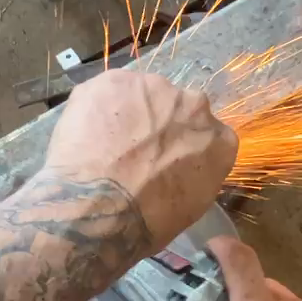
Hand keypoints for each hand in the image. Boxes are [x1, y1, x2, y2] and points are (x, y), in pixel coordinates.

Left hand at [43, 70, 236, 245]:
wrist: (99, 206)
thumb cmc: (147, 220)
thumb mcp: (190, 206)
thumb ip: (193, 174)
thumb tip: (177, 168)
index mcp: (218, 139)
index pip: (205, 135)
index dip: (179, 145)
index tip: (161, 159)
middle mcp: (194, 105)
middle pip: (173, 108)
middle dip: (154, 124)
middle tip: (129, 151)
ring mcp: (154, 87)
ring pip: (138, 96)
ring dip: (124, 113)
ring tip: (101, 144)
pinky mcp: (114, 80)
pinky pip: (104, 92)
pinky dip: (93, 109)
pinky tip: (83, 135)